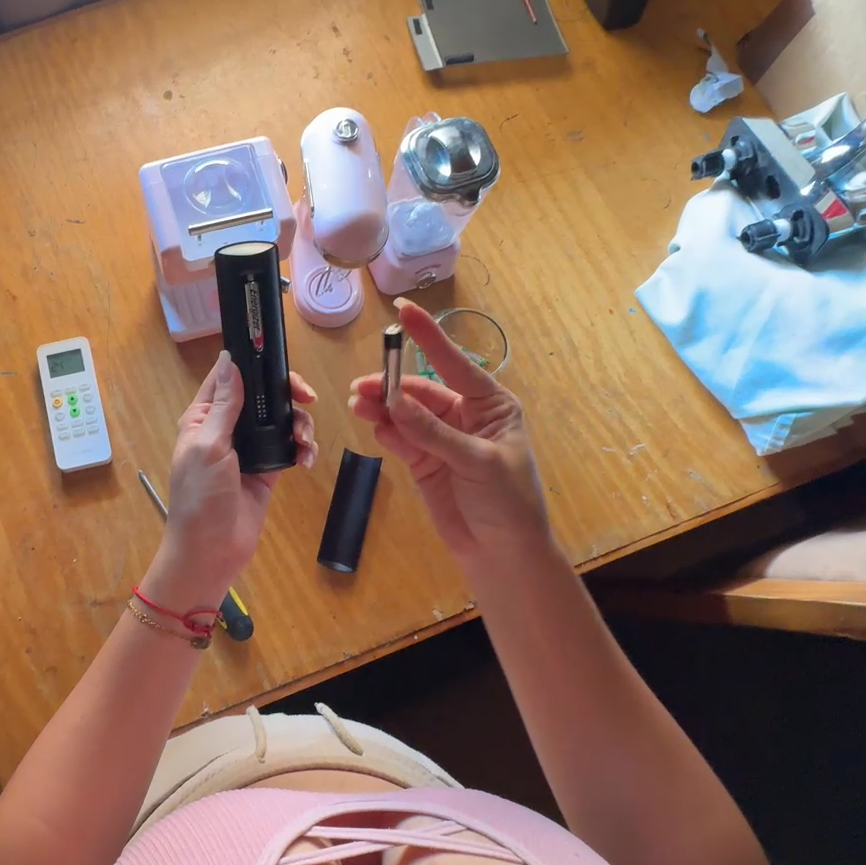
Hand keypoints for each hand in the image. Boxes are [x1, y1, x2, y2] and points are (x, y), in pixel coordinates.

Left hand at [143, 351, 317, 609]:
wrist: (211, 550)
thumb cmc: (201, 496)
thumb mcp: (209, 445)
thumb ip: (225, 404)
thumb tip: (229, 360)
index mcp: (204, 417)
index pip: (228, 377)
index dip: (252, 362)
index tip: (277, 356)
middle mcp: (227, 428)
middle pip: (262, 395)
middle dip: (287, 392)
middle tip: (307, 397)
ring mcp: (250, 449)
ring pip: (281, 420)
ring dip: (299, 422)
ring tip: (303, 440)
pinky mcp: (269, 469)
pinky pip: (291, 447)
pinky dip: (303, 448)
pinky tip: (307, 458)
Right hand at [348, 298, 549, 567]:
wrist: (503, 553)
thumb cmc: (507, 501)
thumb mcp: (477, 461)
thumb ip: (434, 433)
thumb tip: (395, 402)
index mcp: (490, 404)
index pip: (454, 363)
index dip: (428, 336)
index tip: (403, 311)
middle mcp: (464, 415)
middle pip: (420, 390)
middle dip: (392, 385)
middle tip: (362, 387)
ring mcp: (440, 439)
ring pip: (404, 414)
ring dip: (382, 407)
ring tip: (358, 405)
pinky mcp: (423, 463)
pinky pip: (399, 439)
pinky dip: (385, 431)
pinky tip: (373, 426)